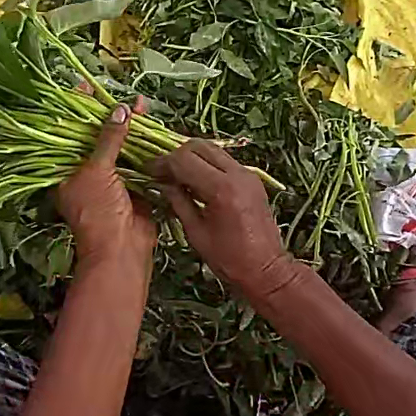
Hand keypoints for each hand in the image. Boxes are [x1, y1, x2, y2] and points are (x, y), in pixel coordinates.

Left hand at [57, 99, 155, 273]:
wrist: (122, 248)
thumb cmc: (98, 212)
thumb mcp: (97, 171)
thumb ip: (108, 139)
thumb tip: (119, 110)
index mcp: (68, 169)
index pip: (71, 131)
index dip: (78, 109)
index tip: (87, 86)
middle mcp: (90, 172)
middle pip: (100, 136)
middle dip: (111, 115)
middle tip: (122, 95)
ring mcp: (114, 178)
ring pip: (122, 146)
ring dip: (132, 128)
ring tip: (143, 105)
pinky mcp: (136, 185)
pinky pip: (141, 160)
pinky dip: (148, 146)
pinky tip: (156, 129)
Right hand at [151, 140, 294, 303]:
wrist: (266, 268)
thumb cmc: (229, 259)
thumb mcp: (196, 233)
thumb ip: (178, 202)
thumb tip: (162, 184)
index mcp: (221, 189)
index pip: (184, 160)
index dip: (162, 163)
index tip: (149, 171)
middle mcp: (237, 174)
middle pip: (199, 146)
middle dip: (176, 156)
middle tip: (162, 172)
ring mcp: (247, 174)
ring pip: (212, 150)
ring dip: (192, 158)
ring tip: (176, 176)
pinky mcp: (252, 179)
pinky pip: (224, 161)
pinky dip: (207, 165)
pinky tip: (196, 182)